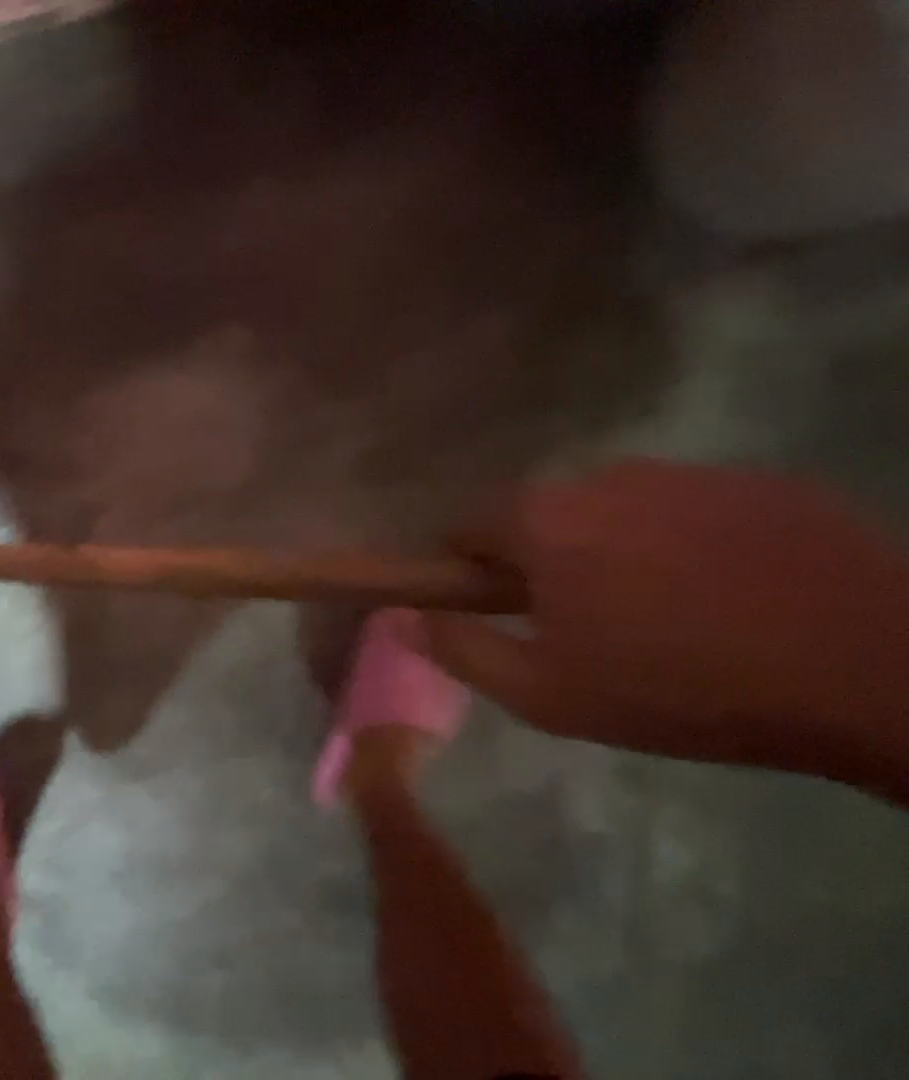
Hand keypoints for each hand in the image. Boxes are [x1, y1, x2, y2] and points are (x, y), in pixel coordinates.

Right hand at [421, 461, 908, 784]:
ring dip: (615, 550)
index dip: (466, 574)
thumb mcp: (545, 694)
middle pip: (542, 516)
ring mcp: (690, 475)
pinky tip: (728, 595)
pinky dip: (686, 544)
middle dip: (544, 561)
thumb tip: (398, 617)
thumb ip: (458, 649)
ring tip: (664, 613)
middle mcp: (605, 478)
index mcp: (542, 521)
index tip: (496, 616)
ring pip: (617, 510)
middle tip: (583, 626)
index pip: (464, 528)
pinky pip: (689, 510)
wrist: (879, 675)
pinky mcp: (764, 484)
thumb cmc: (681, 688)